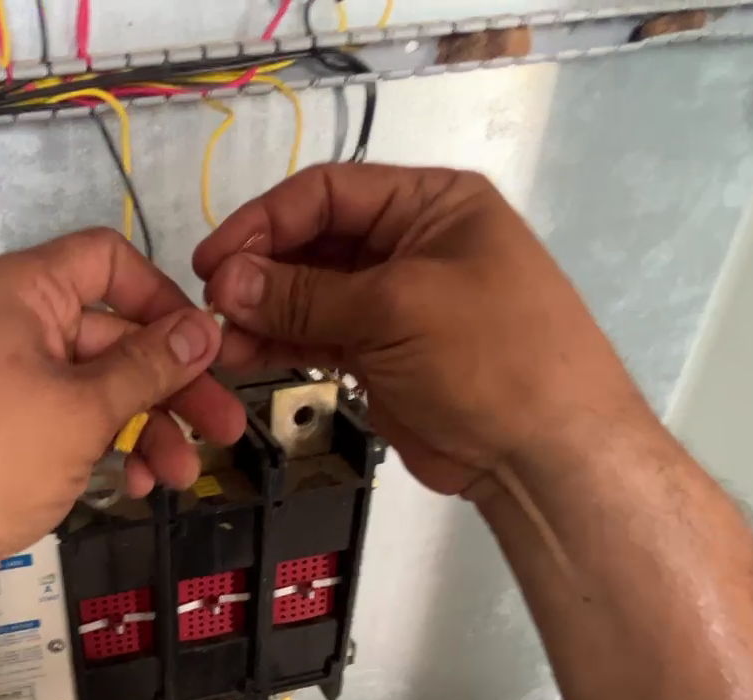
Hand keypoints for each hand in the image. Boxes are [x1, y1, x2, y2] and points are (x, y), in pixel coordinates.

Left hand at [0, 228, 244, 639]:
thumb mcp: (81, 409)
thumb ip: (148, 366)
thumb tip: (201, 329)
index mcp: (23, 293)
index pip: (107, 262)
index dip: (161, 298)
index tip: (202, 345)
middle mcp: (15, 327)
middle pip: (113, 339)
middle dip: (172, 387)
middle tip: (223, 428)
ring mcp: (8, 384)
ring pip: (97, 392)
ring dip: (146, 430)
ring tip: (182, 475)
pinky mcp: (6, 434)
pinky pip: (70, 426)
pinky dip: (105, 451)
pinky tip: (136, 485)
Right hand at [194, 164, 655, 496]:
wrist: (541, 453)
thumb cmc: (490, 356)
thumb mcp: (396, 310)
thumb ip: (305, 297)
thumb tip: (225, 282)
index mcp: (428, 205)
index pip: (328, 193)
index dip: (264, 221)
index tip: (213, 260)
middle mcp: (405, 246)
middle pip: (312, 244)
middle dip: (259, 273)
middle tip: (211, 307)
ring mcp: (388, 304)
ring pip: (307, 297)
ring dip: (262, 316)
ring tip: (220, 343)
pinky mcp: (375, 354)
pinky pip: (315, 338)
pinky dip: (280, 346)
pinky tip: (243, 357)